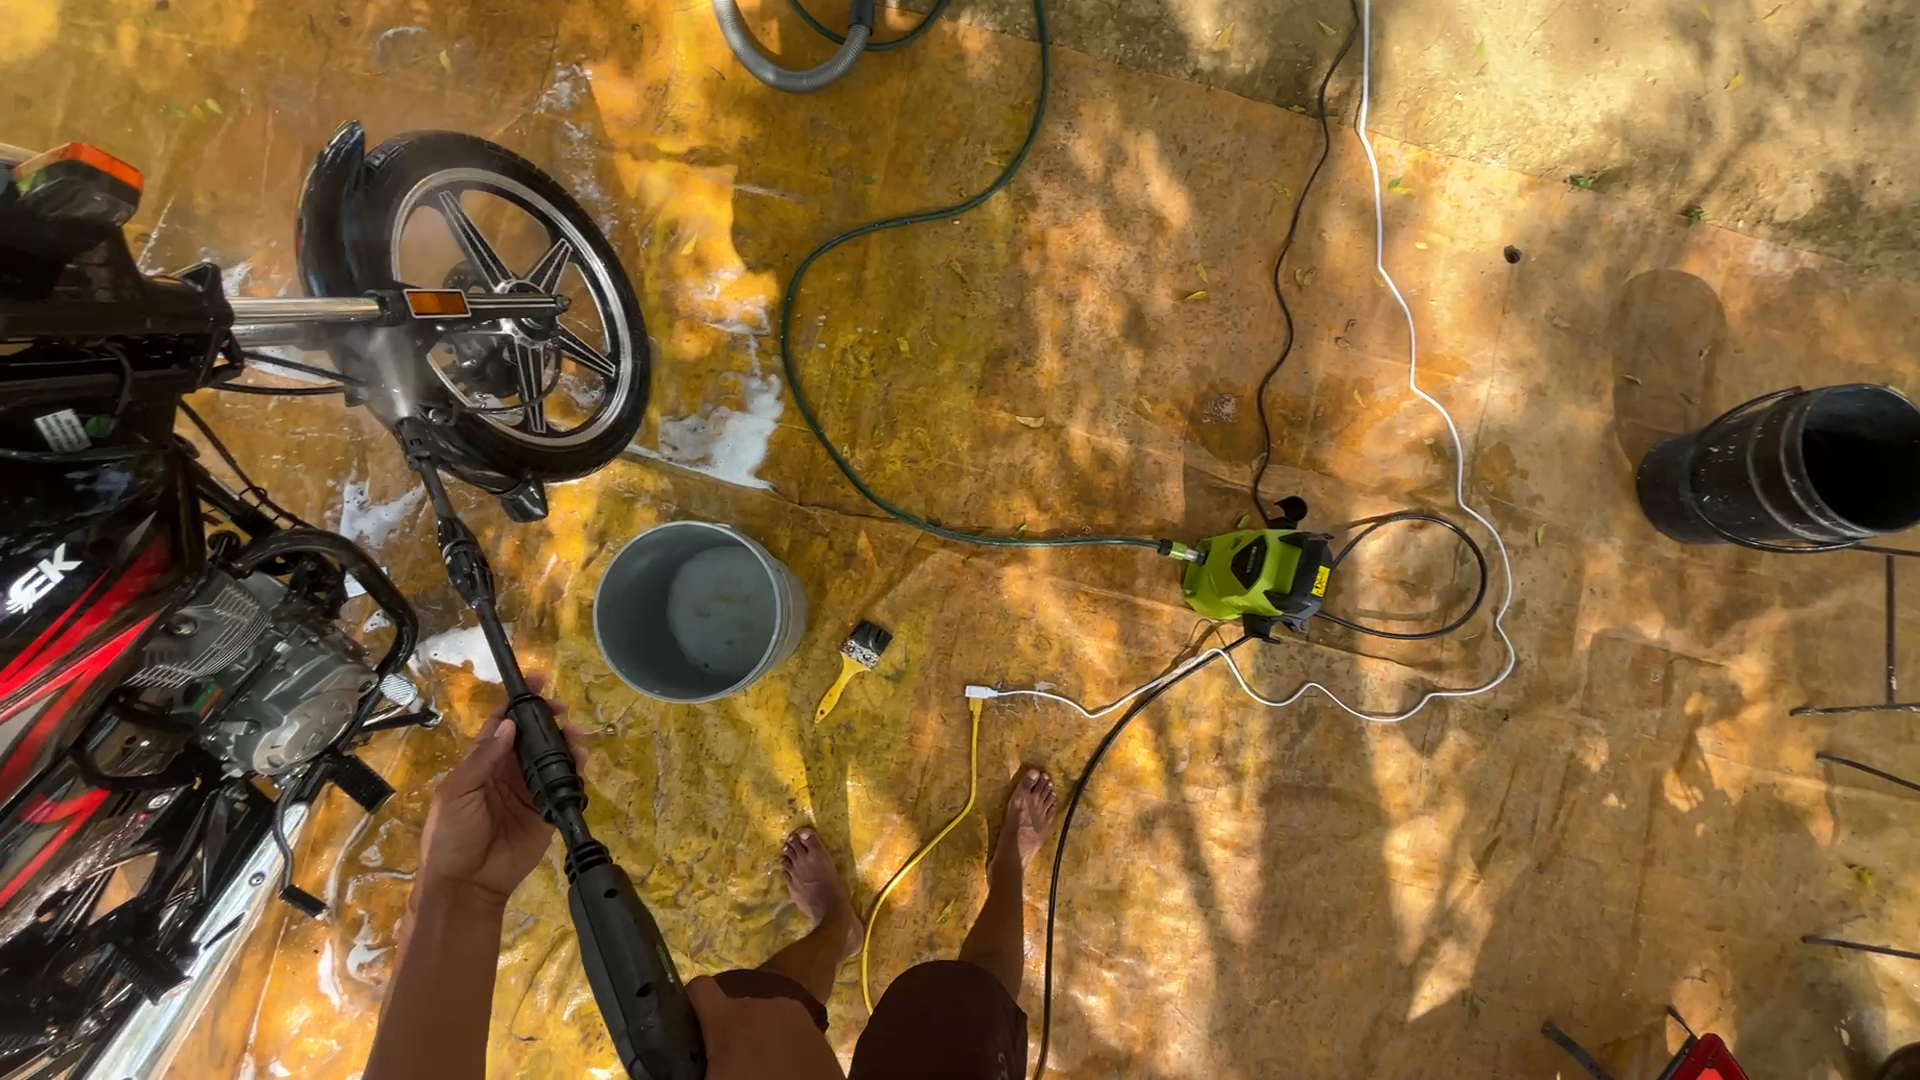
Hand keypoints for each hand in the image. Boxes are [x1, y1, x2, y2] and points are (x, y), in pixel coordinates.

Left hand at [417, 676, 583, 905]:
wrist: (467, 883)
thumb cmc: (451, 836)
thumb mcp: (457, 793)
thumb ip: (483, 759)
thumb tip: (509, 725)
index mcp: (483, 764)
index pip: (502, 724)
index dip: (518, 702)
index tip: (538, 681)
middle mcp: (509, 771)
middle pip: (533, 735)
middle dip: (549, 718)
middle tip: (563, 709)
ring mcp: (529, 788)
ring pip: (552, 755)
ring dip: (566, 741)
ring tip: (576, 735)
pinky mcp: (547, 807)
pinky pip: (565, 782)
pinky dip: (576, 769)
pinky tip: (580, 761)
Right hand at [686, 977, 845, 1079]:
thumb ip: (700, 1065)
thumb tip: (698, 1060)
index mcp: (729, 1022)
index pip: (699, 988)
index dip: (688, 1005)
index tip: (684, 1027)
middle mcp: (759, 1006)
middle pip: (730, 1009)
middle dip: (724, 1032)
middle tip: (724, 1063)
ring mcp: (789, 1012)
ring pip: (759, 1017)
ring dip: (753, 1036)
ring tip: (754, 1068)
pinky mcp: (811, 1024)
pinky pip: (784, 1026)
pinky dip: (777, 1041)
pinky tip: (778, 1068)